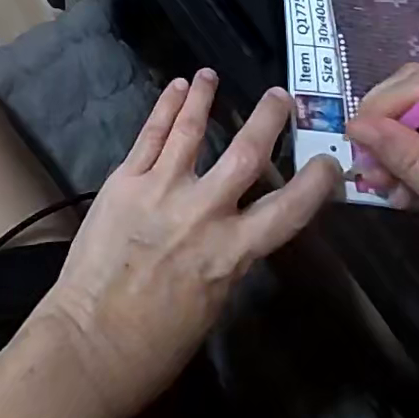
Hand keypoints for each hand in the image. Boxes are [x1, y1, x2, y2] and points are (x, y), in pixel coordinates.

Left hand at [31, 70, 340, 417]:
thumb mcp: (213, 302)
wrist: (89, 344)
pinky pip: (150, 135)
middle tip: (279, 95)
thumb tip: (235, 228)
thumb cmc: (156, 342)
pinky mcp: (126, 180)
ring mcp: (161, 189)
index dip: (315, 183)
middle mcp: (203, 212)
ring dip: (204, 96)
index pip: (289, 210)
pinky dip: (166, 107)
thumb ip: (228, 256)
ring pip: (191, 129)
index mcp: (232, 253)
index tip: (329, 161)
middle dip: (267, 119)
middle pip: (245, 153)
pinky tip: (176, 88)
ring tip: (210, 73)